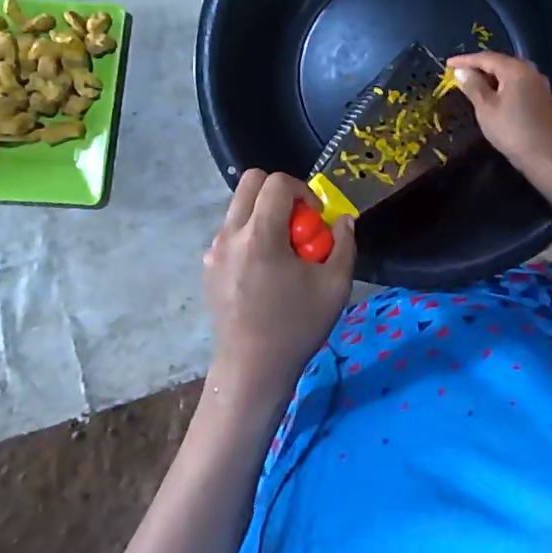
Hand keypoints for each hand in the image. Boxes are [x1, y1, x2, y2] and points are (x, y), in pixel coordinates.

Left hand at [203, 170, 355, 399]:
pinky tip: (264, 271)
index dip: (302, 190)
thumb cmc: (296, 327)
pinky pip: (231, 232)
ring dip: (263, 213)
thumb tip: (343, 220)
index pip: (277, 183)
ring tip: (282, 251)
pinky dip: (250, 235)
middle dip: (279, 192)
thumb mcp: (334, 286)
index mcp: (260, 235)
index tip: (314, 218)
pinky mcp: (208, 267)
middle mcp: (231, 235)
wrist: (252, 370)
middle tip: (296, 222)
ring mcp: (214, 250)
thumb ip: (343, 245)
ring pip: (239, 206)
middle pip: (251, 182)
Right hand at [447, 52, 551, 181]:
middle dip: (478, 66)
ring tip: (471, 83)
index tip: (447, 63)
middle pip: (500, 62)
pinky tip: (492, 94)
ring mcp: (539, 84)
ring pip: (509, 73)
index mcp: (516, 69)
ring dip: (490, 76)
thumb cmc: (511, 130)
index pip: (486, 57)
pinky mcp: (542, 98)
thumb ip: (473, 85)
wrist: (546, 158)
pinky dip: (502, 85)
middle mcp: (530, 70)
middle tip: (458, 73)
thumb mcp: (486, 107)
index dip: (465, 60)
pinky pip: (517, 83)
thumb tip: (462, 71)